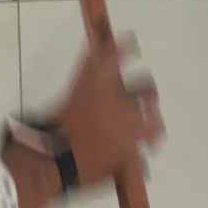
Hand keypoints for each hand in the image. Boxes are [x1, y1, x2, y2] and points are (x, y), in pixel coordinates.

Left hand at [47, 32, 164, 189]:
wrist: (51, 160)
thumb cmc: (85, 170)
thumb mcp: (115, 171)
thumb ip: (130, 161)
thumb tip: (140, 161)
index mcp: (136, 128)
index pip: (154, 124)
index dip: (155, 131)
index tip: (153, 142)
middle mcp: (125, 104)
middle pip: (144, 92)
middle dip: (148, 97)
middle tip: (145, 102)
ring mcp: (103, 90)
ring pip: (119, 69)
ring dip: (124, 56)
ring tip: (130, 43)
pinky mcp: (82, 84)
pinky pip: (91, 61)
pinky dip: (98, 48)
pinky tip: (104, 36)